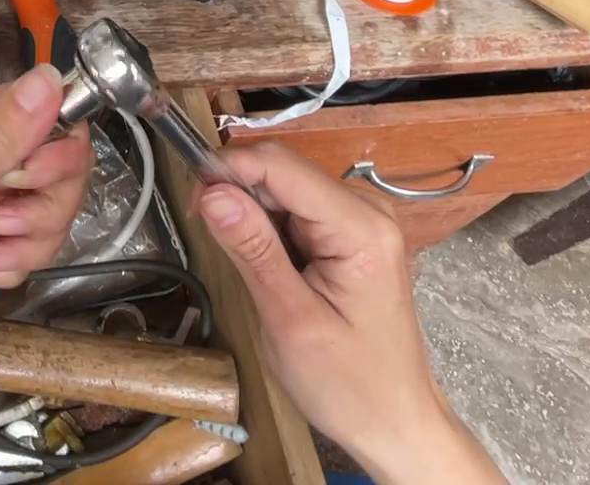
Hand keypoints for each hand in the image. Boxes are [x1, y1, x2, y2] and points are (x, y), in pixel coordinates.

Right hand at [195, 142, 503, 484]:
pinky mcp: (345, 230)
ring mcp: (357, 217)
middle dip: (234, 191)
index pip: (279, 165)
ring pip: (279, 184)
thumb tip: (211, 192)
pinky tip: (263, 261)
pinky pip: (290, 205)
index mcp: (360, 227)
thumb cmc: (350, 385)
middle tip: (206, 232)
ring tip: (241, 260)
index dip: (227, 170)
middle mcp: (364, 208)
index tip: (193, 201)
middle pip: (279, 169)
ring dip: (247, 210)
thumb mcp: (290, 321)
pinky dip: (264, 224)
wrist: (396, 424)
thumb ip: (252, 249)